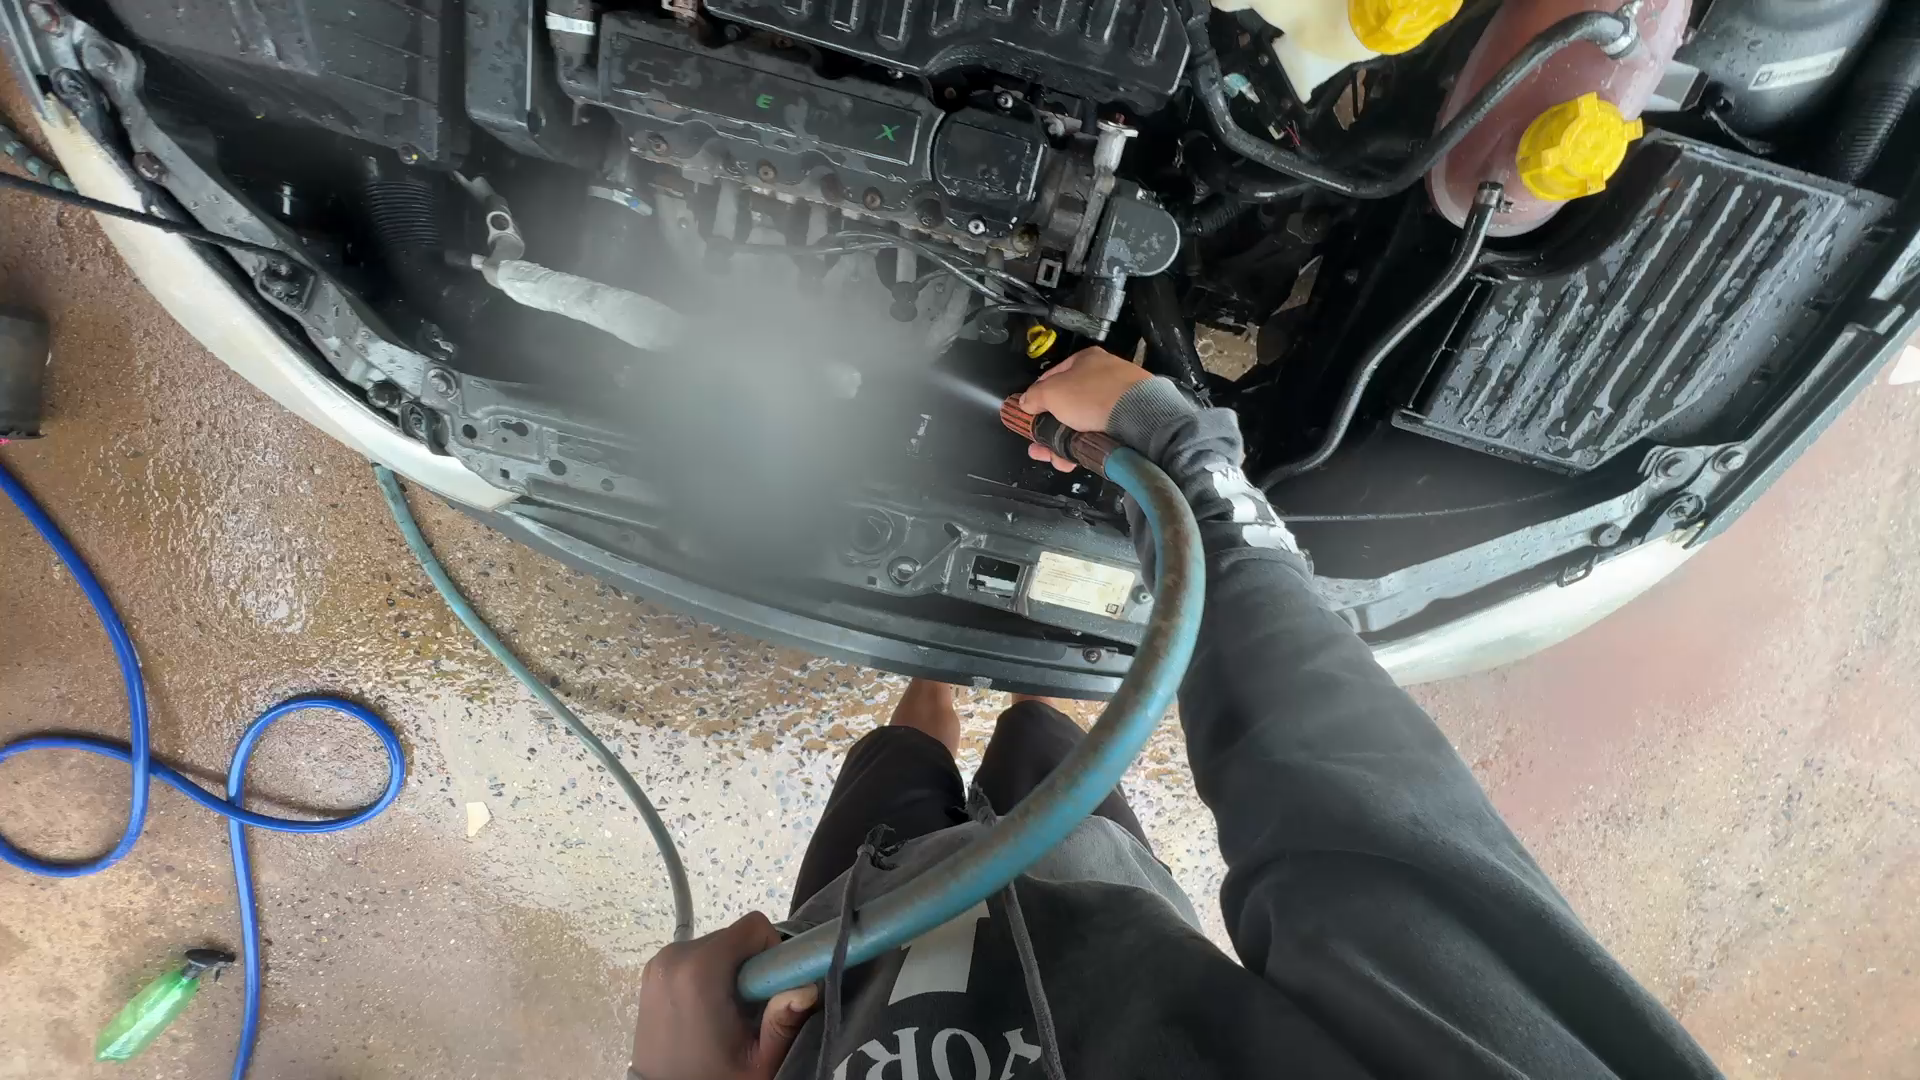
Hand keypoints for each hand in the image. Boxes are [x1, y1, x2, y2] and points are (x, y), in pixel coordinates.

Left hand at [631, 913, 817, 1079]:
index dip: (770, 952)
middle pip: (735, 937)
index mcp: (700, 969)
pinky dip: (709, 974)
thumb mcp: (758, 1064)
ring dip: (730, 970)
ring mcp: (660, 962)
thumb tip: (809, 988)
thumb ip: (784, 1022)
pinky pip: (697, 956)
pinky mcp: (653, 970)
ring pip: (718, 945)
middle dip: (749, 966)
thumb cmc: (713, 1079)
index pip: (754, 927)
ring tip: (725, 1014)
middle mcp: (676, 955)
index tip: (767, 990)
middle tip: (748, 1009)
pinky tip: (705, 1010)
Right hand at [1017, 347, 1151, 471]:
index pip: (1051, 377)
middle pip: (1065, 405)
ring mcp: (1114, 401)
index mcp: (1085, 360)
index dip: (1036, 397)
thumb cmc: (1097, 396)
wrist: (1138, 417)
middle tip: (1037, 443)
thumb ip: (1033, 396)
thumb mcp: (1052, 392)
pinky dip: (1081, 447)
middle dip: (1048, 428)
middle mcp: (1101, 377)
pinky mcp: (1124, 423)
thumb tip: (1024, 403)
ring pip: (1079, 424)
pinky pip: (1095, 435)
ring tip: (1052, 457)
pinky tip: (1070, 459)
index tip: (1027, 414)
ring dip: (1062, 442)